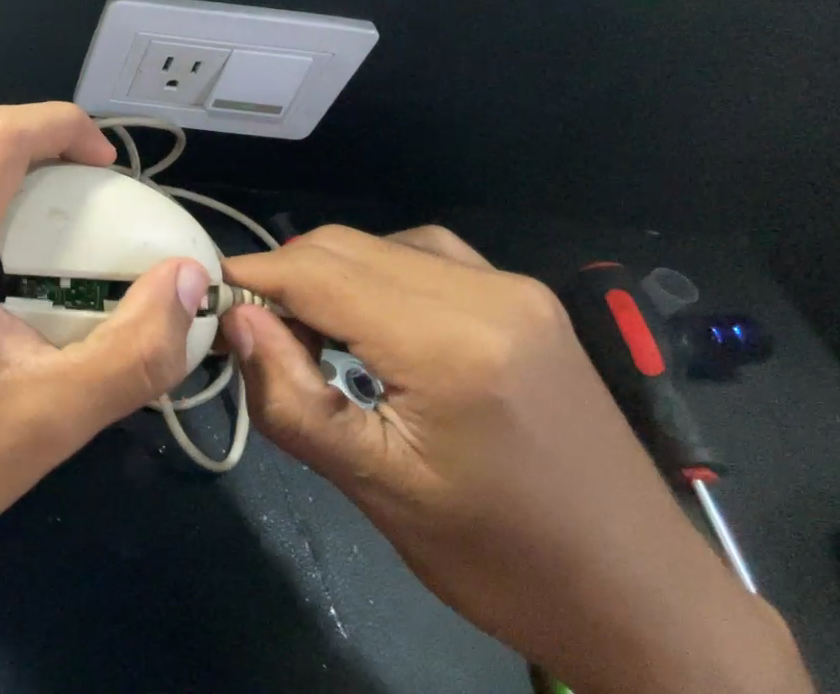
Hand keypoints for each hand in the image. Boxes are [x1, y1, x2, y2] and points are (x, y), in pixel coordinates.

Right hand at [222, 226, 810, 693]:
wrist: (638, 594)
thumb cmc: (496, 557)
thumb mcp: (372, 486)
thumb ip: (288, 396)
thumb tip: (234, 319)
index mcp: (451, 343)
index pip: (313, 272)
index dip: (246, 280)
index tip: (202, 309)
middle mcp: (487, 293)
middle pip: (340, 246)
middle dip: (279, 280)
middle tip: (252, 342)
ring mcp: (513, 289)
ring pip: (375, 245)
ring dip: (321, 278)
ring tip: (306, 342)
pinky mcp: (523, 301)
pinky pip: (419, 258)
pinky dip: (369, 277)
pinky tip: (366, 328)